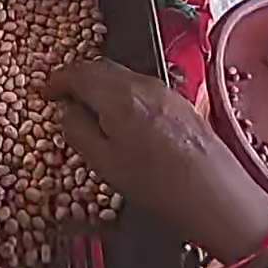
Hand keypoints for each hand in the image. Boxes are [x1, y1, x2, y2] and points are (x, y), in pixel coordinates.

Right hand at [45, 60, 267, 260]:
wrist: (222, 199)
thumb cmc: (158, 186)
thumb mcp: (105, 164)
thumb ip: (78, 130)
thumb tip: (67, 111)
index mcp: (118, 97)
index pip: (78, 73)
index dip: (57, 80)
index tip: (45, 92)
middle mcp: (141, 84)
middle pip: (99, 67)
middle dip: (77, 78)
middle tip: (62, 97)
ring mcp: (164, 89)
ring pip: (121, 75)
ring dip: (99, 84)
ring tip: (89, 108)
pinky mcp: (180, 100)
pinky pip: (139, 86)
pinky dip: (120, 92)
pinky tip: (120, 117)